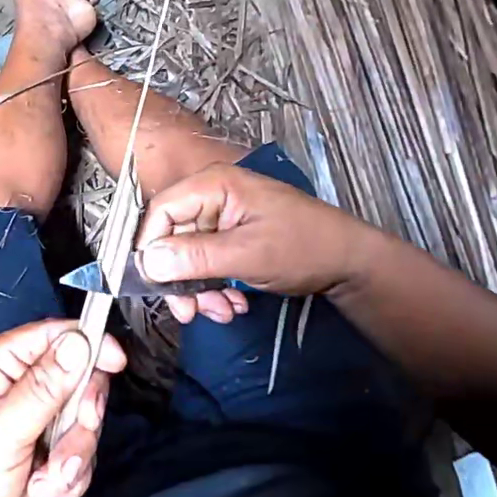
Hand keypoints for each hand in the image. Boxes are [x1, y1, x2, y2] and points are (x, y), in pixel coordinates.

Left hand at [0, 320, 126, 496]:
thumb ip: (42, 388)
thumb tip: (76, 344)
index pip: (54, 335)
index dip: (86, 345)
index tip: (113, 361)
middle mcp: (19, 387)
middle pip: (79, 375)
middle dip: (82, 411)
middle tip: (73, 432)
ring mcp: (36, 420)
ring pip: (85, 417)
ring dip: (74, 452)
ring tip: (47, 476)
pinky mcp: (49, 452)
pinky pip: (83, 450)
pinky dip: (71, 474)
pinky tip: (44, 489)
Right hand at [136, 164, 380, 301]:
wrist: (348, 262)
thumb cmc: (302, 247)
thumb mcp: (246, 255)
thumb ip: (194, 257)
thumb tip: (147, 262)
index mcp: (214, 184)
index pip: (161, 210)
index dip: (150, 247)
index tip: (153, 284)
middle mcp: (213, 195)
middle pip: (172, 236)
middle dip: (180, 278)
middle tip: (191, 313)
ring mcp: (223, 216)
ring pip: (188, 254)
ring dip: (199, 288)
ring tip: (223, 311)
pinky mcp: (232, 236)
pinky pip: (206, 261)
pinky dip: (213, 286)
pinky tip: (233, 304)